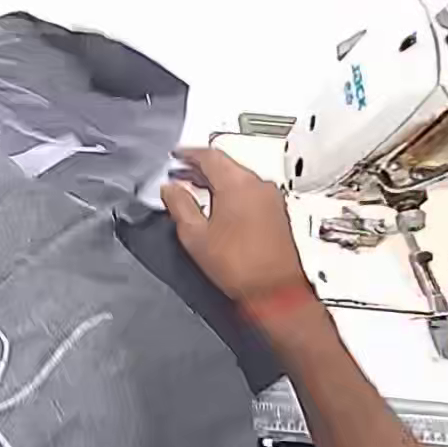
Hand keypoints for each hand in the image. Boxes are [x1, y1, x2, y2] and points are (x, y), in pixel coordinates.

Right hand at [160, 146, 311, 306]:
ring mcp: (271, 198)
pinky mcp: (277, 212)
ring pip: (238, 177)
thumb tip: (170, 189)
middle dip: (201, 167)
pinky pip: (249, 191)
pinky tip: (218, 205)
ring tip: (196, 189)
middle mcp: (259, 185)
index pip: (209, 155)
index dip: (188, 154)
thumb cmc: (240, 267)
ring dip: (216, 180)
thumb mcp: (195, 235)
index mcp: (237, 184)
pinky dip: (230, 192)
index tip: (176, 155)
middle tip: (181, 172)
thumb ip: (179, 205)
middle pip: (226, 164)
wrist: (274, 292)